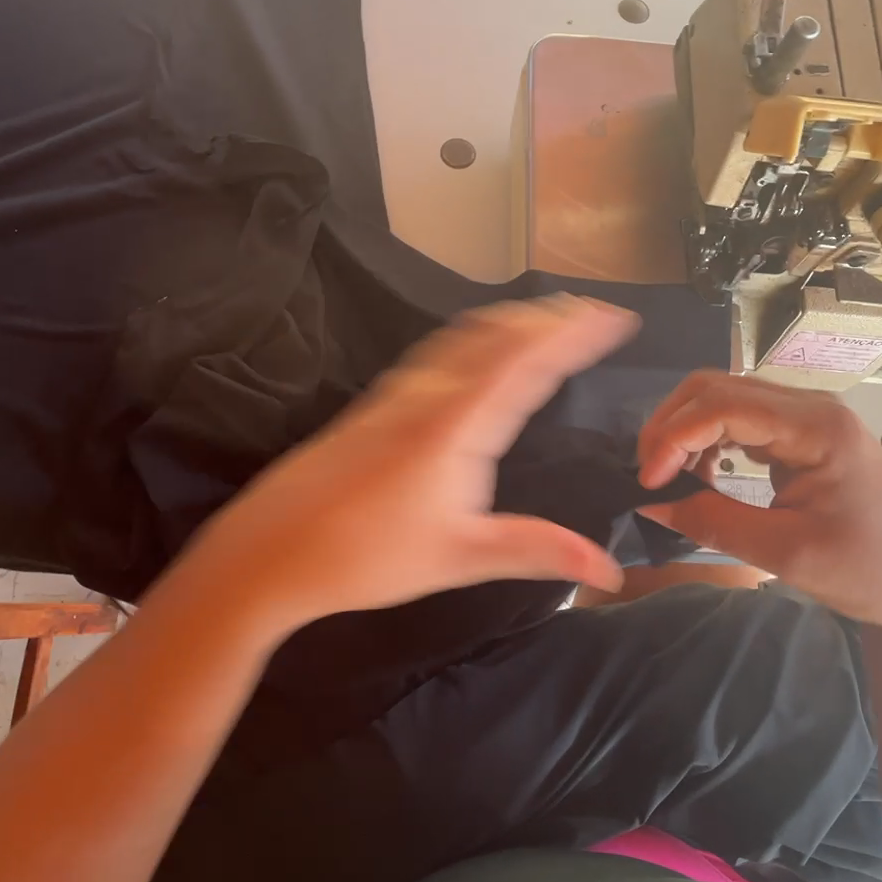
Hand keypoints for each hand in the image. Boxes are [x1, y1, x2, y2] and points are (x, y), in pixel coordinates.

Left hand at [174, 295, 635, 635]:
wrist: (268, 551)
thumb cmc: (363, 556)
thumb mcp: (459, 556)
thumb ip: (536, 551)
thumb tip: (607, 569)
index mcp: (456, 425)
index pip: (527, 359)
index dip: (574, 332)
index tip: (612, 317)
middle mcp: (427, 395)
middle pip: (495, 334)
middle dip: (547, 316)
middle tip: (587, 313)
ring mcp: (395, 396)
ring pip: (461, 338)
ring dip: (508, 322)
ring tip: (542, 321)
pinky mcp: (373, 407)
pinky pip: (435, 354)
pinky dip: (472, 340)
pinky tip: (471, 356)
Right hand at [635, 370, 881, 640]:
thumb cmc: (868, 571)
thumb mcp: (785, 553)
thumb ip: (712, 522)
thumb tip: (649, 502)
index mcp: (816, 426)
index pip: (722, 405)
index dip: (674, 436)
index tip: (649, 483)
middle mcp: (809, 406)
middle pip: (716, 387)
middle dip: (671, 425)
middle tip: (649, 475)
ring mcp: (806, 417)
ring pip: (722, 398)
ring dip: (685, 431)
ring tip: (670, 477)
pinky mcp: (800, 434)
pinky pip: (738, 419)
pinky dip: (706, 440)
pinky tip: (701, 474)